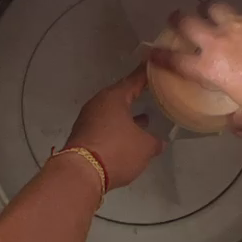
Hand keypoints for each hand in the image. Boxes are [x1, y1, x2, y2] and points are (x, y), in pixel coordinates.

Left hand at [63, 69, 164, 188]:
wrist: (81, 174)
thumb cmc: (117, 151)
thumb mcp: (144, 147)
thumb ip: (154, 141)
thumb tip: (160, 142)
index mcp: (114, 97)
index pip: (135, 79)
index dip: (148, 74)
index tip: (157, 68)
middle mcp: (98, 103)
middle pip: (121, 95)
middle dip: (137, 95)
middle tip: (153, 93)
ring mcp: (88, 119)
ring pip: (112, 112)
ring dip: (127, 115)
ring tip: (144, 117)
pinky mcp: (83, 135)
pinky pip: (105, 126)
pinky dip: (117, 128)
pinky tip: (128, 136)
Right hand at [150, 3, 241, 126]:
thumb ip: (240, 118)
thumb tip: (235, 127)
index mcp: (211, 68)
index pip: (176, 60)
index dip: (161, 56)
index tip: (153, 52)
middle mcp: (220, 41)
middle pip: (189, 22)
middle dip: (178, 19)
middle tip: (176, 19)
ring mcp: (241, 24)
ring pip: (215, 7)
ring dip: (207, 9)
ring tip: (207, 10)